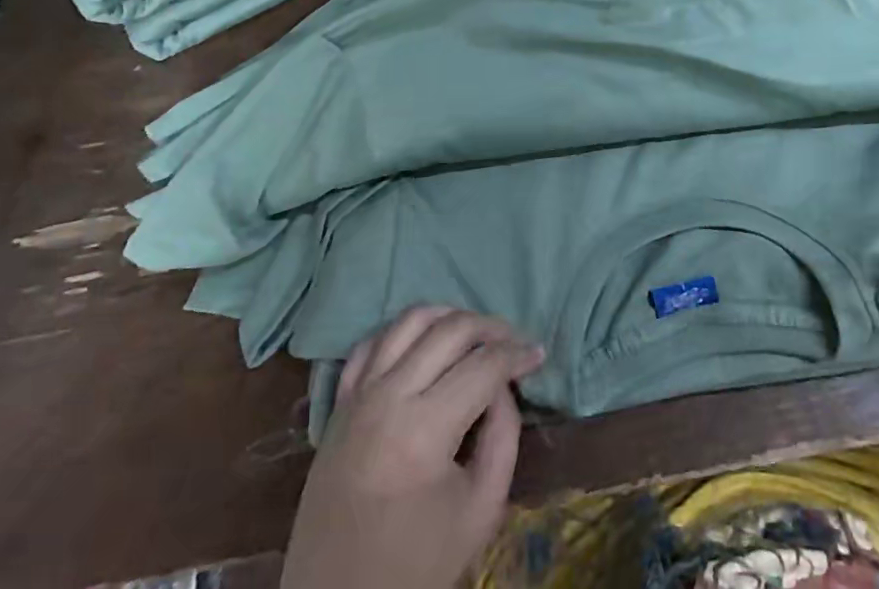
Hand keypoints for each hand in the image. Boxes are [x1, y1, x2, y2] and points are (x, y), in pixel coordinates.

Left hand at [279, 307, 543, 588]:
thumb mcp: (482, 506)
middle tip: (516, 343)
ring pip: (410, 321)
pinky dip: (404, 330)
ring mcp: (356, 396)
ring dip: (451, 316)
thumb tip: (503, 384)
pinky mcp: (338, 403)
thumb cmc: (417, 561)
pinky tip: (426, 343)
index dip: (519, 353)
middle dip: (492, 327)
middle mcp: (386, 399)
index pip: (484, 366)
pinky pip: (372, 342)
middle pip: (450, 331)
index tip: (540, 353)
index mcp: (423, 431)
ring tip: (477, 335)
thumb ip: (503, 434)